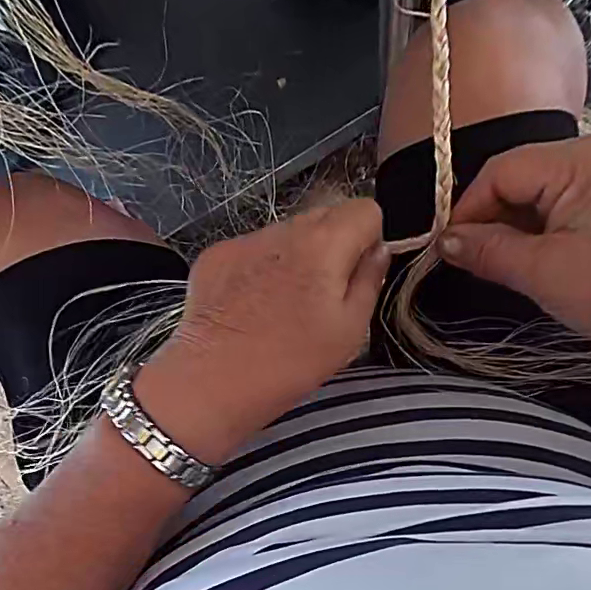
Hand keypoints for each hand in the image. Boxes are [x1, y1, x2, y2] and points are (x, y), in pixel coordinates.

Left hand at [135, 198, 387, 462]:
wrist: (213, 381)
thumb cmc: (291, 363)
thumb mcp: (350, 330)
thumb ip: (369, 280)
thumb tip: (377, 249)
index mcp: (324, 243)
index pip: (364, 208)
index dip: (368, 238)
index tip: (357, 273)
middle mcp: (284, 228)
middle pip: (324, 215)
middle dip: (333, 245)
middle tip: (322, 294)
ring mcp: (245, 239)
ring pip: (287, 232)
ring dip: (296, 255)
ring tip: (283, 304)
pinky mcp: (215, 254)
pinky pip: (253, 248)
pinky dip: (261, 266)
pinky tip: (251, 304)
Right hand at [437, 132, 590, 354]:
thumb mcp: (541, 270)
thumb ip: (487, 250)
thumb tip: (444, 242)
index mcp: (580, 157)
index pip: (500, 171)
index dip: (467, 210)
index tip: (448, 251)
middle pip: (518, 178)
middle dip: (490, 220)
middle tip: (474, 263)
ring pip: (537, 195)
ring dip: (513, 230)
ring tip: (503, 267)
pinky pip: (560, 207)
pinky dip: (538, 233)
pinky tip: (534, 262)